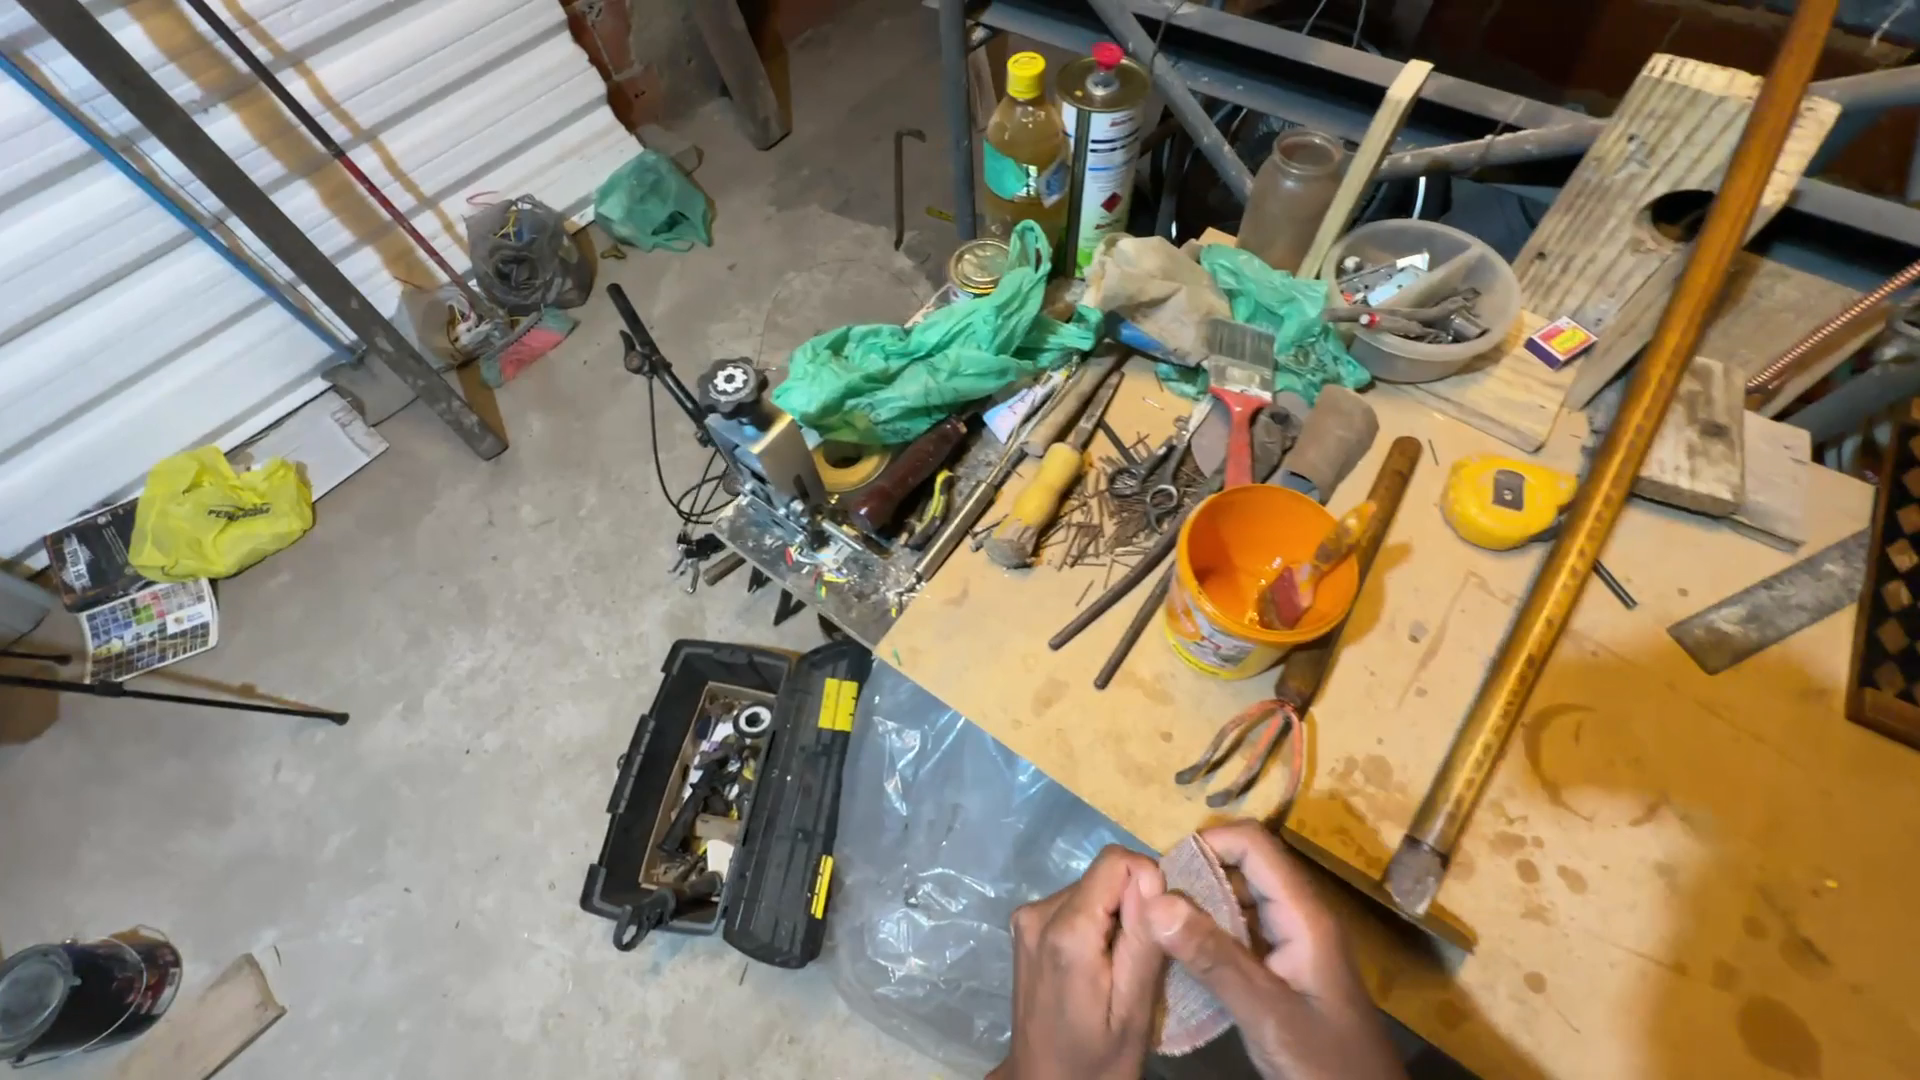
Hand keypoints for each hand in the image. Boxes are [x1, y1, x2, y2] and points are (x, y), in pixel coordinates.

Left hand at [992, 846, 1166, 1079]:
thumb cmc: (1096, 1061)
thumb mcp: (1134, 1011)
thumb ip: (1143, 941)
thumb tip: (1153, 877)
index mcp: (1065, 929)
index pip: (1115, 861)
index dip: (1147, 884)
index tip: (1158, 929)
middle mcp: (1038, 910)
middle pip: (1102, 876)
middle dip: (1132, 905)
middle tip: (1143, 957)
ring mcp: (1027, 916)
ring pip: (1090, 888)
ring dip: (1113, 916)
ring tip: (1121, 965)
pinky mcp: (1025, 925)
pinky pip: (1073, 903)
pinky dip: (1094, 924)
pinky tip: (1098, 964)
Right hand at [1141, 821, 1404, 1079]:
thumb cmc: (1327, 1064)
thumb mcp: (1268, 1014)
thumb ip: (1214, 957)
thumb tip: (1156, 900)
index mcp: (1304, 914)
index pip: (1253, 843)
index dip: (1208, 843)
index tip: (1164, 873)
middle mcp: (1299, 917)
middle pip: (1244, 865)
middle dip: (1197, 873)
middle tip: (1153, 902)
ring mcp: (1292, 942)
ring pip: (1240, 896)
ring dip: (1200, 903)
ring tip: (1160, 924)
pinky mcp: (1283, 967)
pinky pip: (1241, 929)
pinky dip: (1210, 931)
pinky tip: (1183, 954)